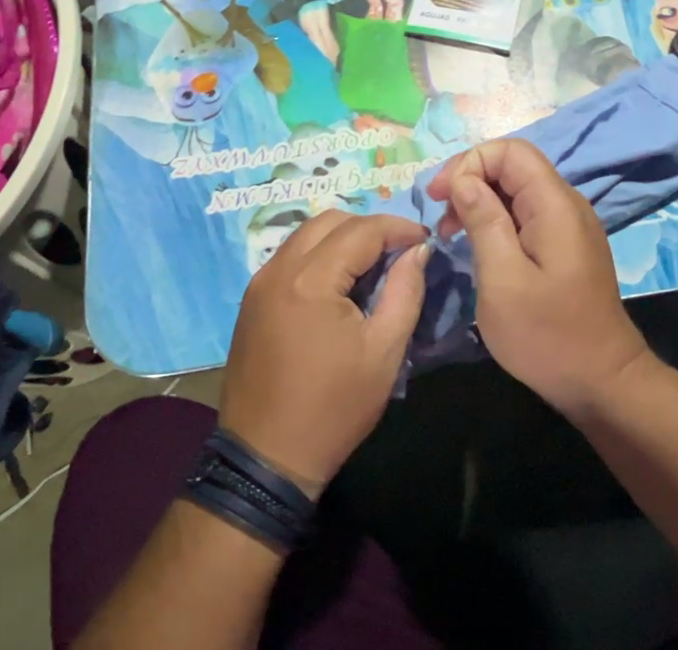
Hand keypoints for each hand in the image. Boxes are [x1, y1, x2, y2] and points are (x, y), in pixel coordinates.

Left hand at [218, 212, 429, 495]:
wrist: (266, 456)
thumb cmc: (334, 408)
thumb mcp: (384, 351)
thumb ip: (405, 291)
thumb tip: (418, 250)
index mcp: (310, 280)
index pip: (361, 230)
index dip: (398, 228)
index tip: (426, 240)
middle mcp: (278, 270)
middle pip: (329, 221)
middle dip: (369, 227)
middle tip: (400, 251)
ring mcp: (259, 284)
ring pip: (305, 235)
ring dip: (341, 239)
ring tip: (374, 266)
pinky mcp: (251, 301)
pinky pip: (289, 258)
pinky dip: (318, 257)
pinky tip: (340, 285)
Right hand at [426, 139, 652, 415]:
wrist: (602, 382)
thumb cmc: (547, 335)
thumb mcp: (503, 279)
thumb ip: (483, 221)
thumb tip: (463, 180)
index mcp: (555, 205)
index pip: (511, 152)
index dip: (469, 162)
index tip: (437, 197)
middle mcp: (567, 206)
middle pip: (514, 168)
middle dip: (470, 181)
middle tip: (439, 219)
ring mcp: (569, 228)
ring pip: (518, 193)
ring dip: (479, 203)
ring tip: (450, 235)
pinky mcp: (565, 249)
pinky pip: (526, 217)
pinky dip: (496, 223)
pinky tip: (476, 249)